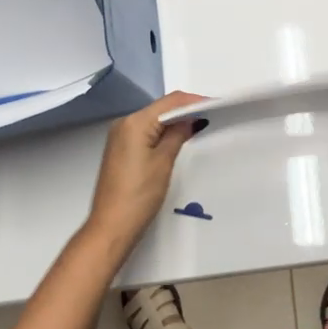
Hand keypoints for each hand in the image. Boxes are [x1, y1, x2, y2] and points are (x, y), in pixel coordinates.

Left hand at [86, 91, 209, 242]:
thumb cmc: (139, 195)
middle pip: (160, 109)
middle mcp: (124, 124)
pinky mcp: (120, 150)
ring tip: (199, 125)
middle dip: (185, 110)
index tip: (216, 104)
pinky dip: (162, 133)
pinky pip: (145, 132)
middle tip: (211, 114)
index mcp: (134, 122)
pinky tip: (177, 138)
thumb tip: (190, 119)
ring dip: (174, 121)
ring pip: (153, 120)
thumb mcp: (163, 162)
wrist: (111, 227)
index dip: (193, 101)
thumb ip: (177, 135)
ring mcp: (120, 137)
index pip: (169, 102)